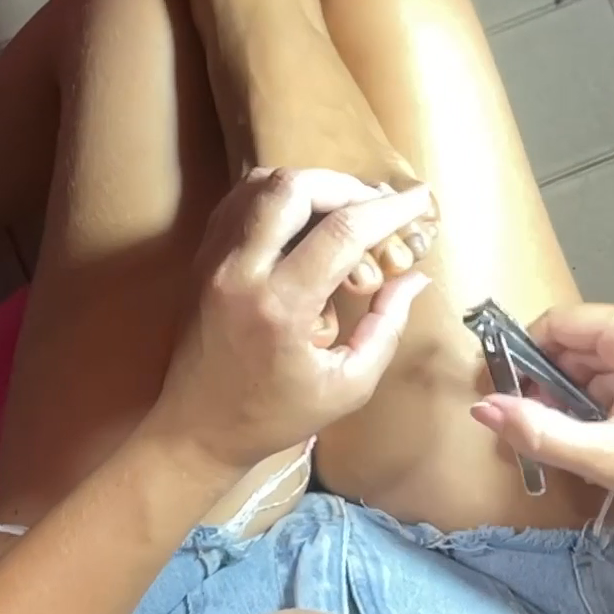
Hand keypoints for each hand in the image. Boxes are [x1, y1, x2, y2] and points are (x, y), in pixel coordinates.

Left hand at [147, 168, 434, 475]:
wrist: (196, 428)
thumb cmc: (274, 415)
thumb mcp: (347, 386)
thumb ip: (387, 328)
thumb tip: (416, 278)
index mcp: (281, 307)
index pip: (342, 232)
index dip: (389, 209)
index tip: (418, 200)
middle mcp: (241, 271)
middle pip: (294, 189)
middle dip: (345, 187)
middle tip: (374, 209)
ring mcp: (214, 259)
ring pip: (261, 184)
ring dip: (310, 187)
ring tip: (341, 212)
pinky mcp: (202, 257)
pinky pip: (239, 201)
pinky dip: (276, 196)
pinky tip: (302, 219)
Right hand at [469, 303, 613, 490]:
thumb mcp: (606, 455)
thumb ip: (541, 433)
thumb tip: (481, 410)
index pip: (557, 322)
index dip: (525, 353)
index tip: (507, 389)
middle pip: (573, 348)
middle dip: (546, 387)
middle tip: (535, 426)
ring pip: (592, 371)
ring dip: (570, 404)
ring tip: (568, 443)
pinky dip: (597, 413)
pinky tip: (596, 446)